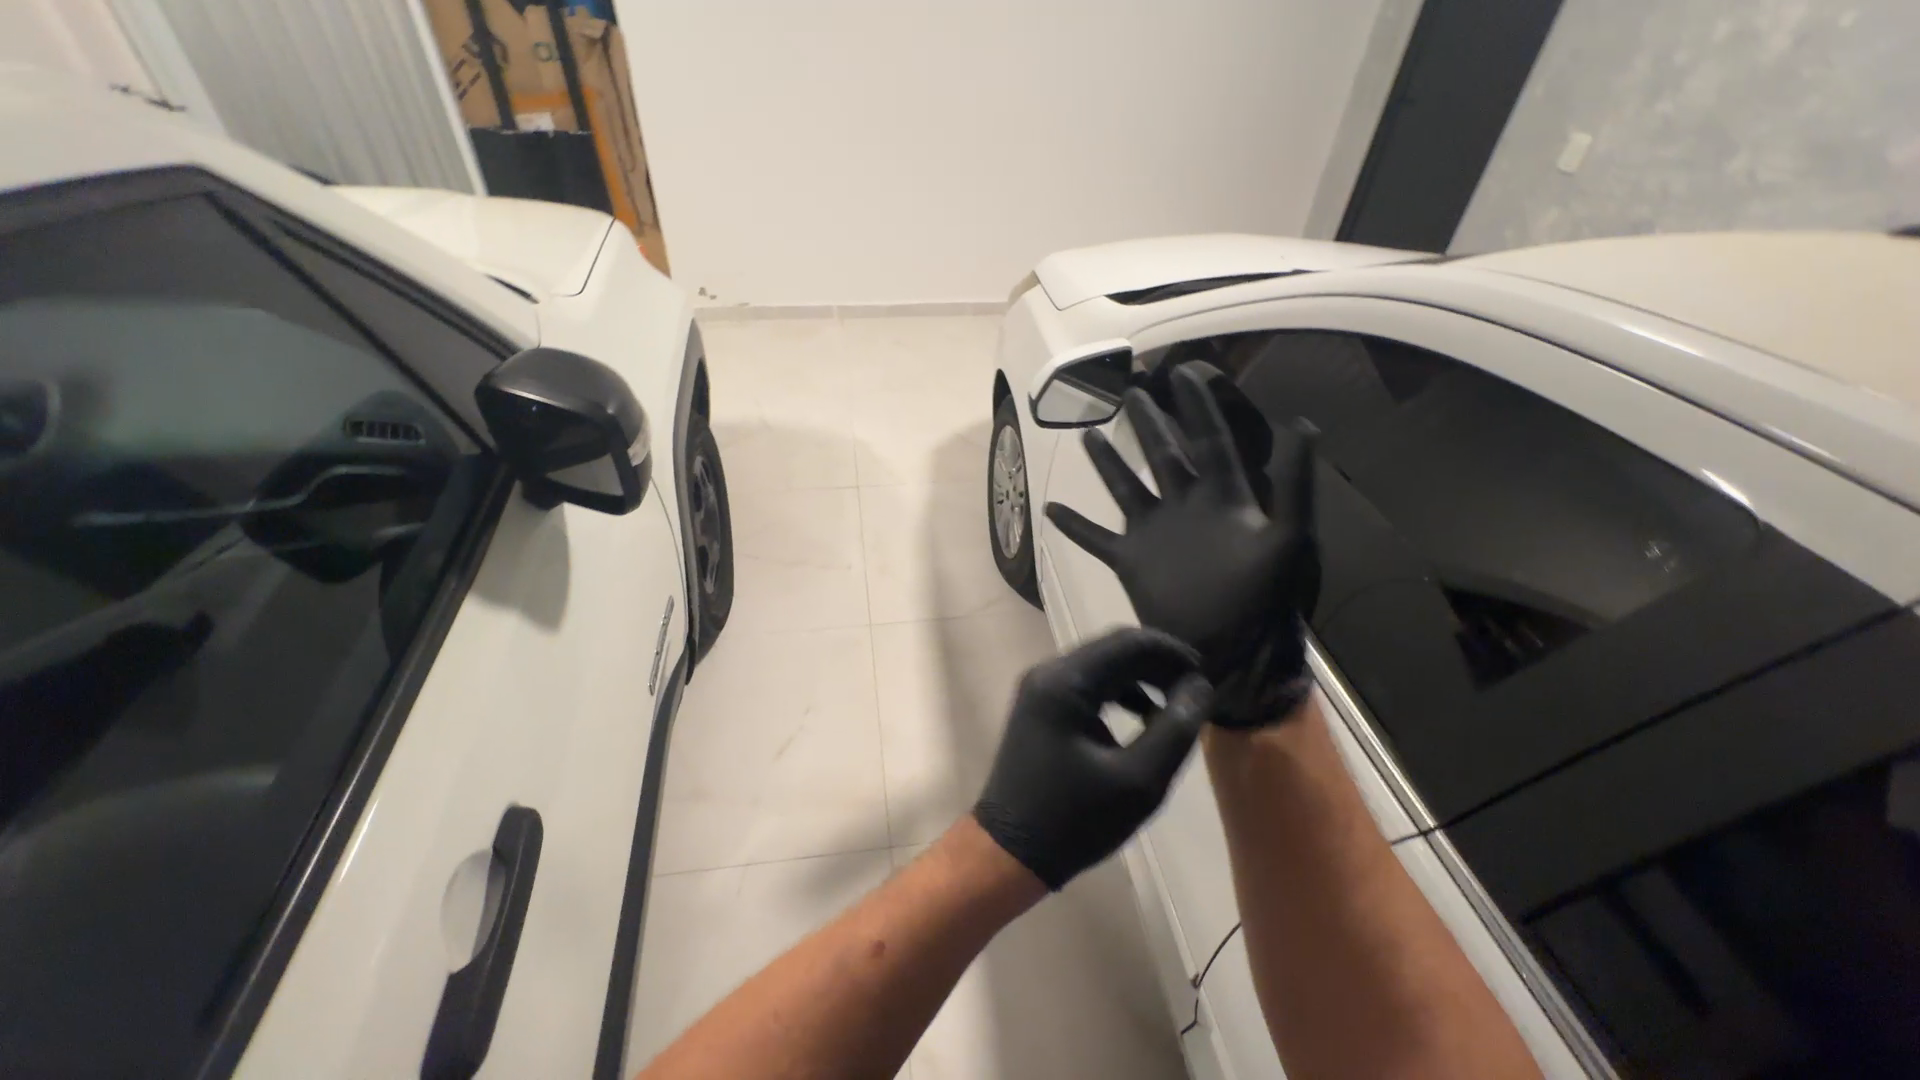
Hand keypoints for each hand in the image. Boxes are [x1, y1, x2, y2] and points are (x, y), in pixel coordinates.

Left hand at [974, 629, 1212, 889]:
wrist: (1010, 853)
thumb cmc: (1074, 820)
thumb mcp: (1139, 781)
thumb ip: (1175, 728)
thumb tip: (1200, 687)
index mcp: (1065, 682)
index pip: (1129, 642)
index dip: (1173, 653)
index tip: (1207, 676)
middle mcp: (1048, 674)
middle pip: (1113, 649)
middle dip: (1158, 665)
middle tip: (1196, 692)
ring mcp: (1040, 690)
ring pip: (1101, 667)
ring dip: (1141, 680)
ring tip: (1177, 706)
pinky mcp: (1041, 709)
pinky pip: (1087, 686)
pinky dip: (1120, 695)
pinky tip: (1144, 719)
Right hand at [1044, 362, 1317, 727]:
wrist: (1231, 654)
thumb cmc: (1265, 599)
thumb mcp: (1290, 538)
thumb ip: (1296, 482)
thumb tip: (1304, 420)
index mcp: (1223, 497)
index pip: (1211, 439)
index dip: (1200, 406)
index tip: (1185, 372)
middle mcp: (1185, 507)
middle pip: (1164, 454)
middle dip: (1149, 423)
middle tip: (1132, 392)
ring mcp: (1154, 534)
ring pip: (1126, 487)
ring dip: (1108, 463)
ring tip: (1087, 436)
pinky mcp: (1130, 562)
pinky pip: (1096, 538)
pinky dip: (1074, 526)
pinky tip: (1050, 509)